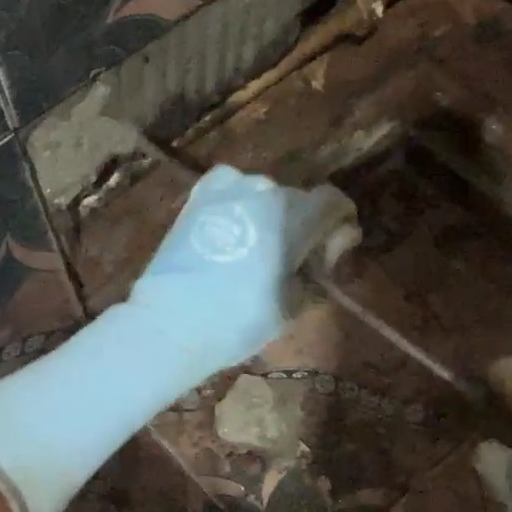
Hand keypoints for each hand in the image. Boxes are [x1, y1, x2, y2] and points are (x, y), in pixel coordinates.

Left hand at [129, 165, 357, 374]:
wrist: (170, 324)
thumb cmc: (238, 320)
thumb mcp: (292, 306)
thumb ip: (314, 276)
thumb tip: (318, 265)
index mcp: (294, 213)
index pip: (334, 204)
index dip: (340, 228)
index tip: (331, 257)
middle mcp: (264, 189)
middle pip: (298, 201)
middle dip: (303, 227)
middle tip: (294, 264)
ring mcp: (227, 188)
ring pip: (263, 198)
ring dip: (269, 219)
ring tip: (257, 255)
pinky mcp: (197, 198)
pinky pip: (231, 193)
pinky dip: (240, 209)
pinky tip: (233, 237)